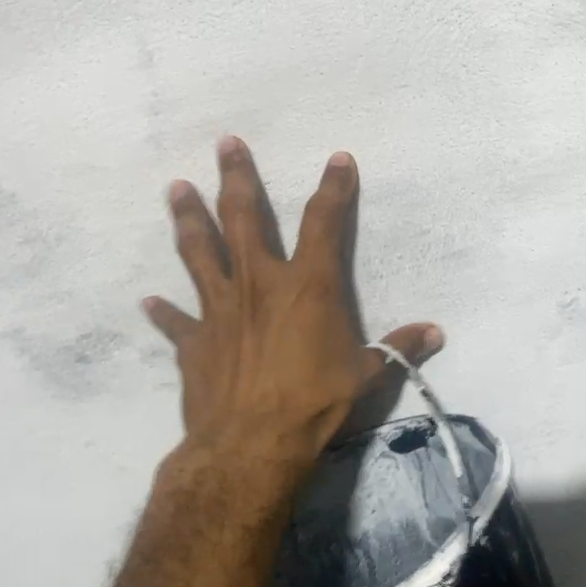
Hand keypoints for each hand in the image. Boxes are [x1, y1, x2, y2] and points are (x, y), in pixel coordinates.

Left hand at [142, 136, 441, 476]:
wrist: (251, 443)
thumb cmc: (317, 401)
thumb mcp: (370, 372)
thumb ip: (400, 347)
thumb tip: (436, 333)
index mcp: (308, 286)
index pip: (324, 223)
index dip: (334, 188)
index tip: (338, 158)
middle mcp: (260, 286)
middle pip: (246, 219)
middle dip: (238, 178)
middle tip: (226, 143)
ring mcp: (220, 312)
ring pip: (201, 253)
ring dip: (189, 218)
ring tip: (176, 187)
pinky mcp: (194, 344)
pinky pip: (176, 322)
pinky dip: (164, 311)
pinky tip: (149, 301)